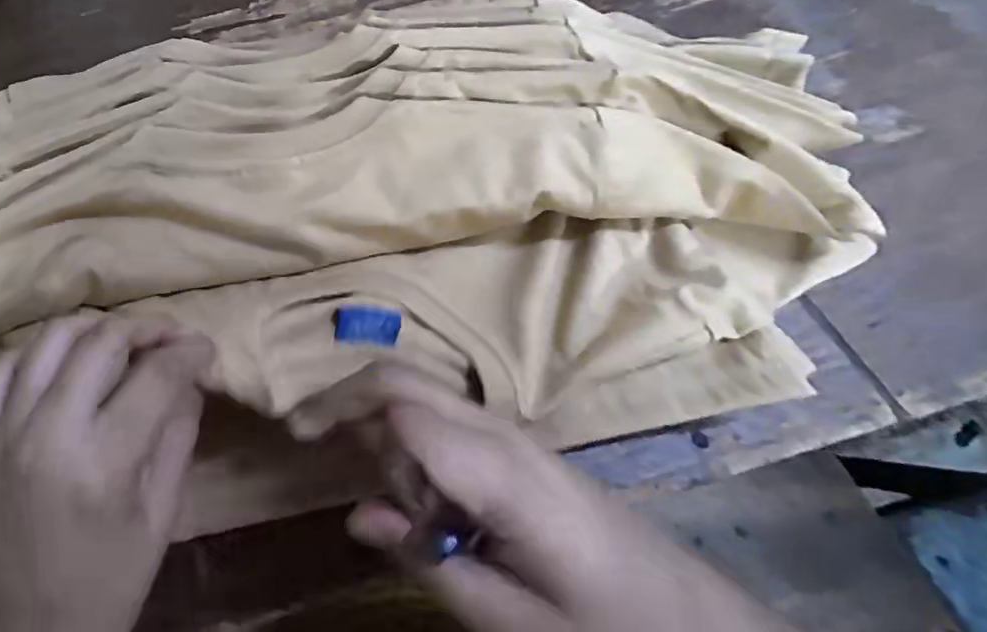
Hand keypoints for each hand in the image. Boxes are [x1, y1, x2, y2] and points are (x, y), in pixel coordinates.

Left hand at [0, 316, 213, 631]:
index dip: (189, 351)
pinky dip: (39, 352)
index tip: (204, 348)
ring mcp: (7, 432)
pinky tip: (65, 362)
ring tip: (122, 339)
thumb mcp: (160, 517)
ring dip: (96, 327)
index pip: (156, 375)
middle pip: (104, 340)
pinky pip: (4, 367)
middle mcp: (50, 434)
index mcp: (103, 462)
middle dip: (148, 326)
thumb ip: (179, 436)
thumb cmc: (107, 582)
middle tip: (171, 337)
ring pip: (52, 338)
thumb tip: (192, 377)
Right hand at [288, 364, 793, 631]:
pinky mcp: (508, 440)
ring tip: (368, 482)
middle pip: (401, 380)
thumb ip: (429, 560)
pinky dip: (402, 430)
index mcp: (497, 470)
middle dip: (344, 395)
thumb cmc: (602, 625)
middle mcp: (495, 428)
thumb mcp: (511, 621)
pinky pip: (438, 413)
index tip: (310, 451)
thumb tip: (359, 516)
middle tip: (300, 433)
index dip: (354, 427)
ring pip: (415, 389)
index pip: (404, 415)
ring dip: (374, 418)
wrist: (686, 611)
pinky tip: (402, 478)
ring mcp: (504, 427)